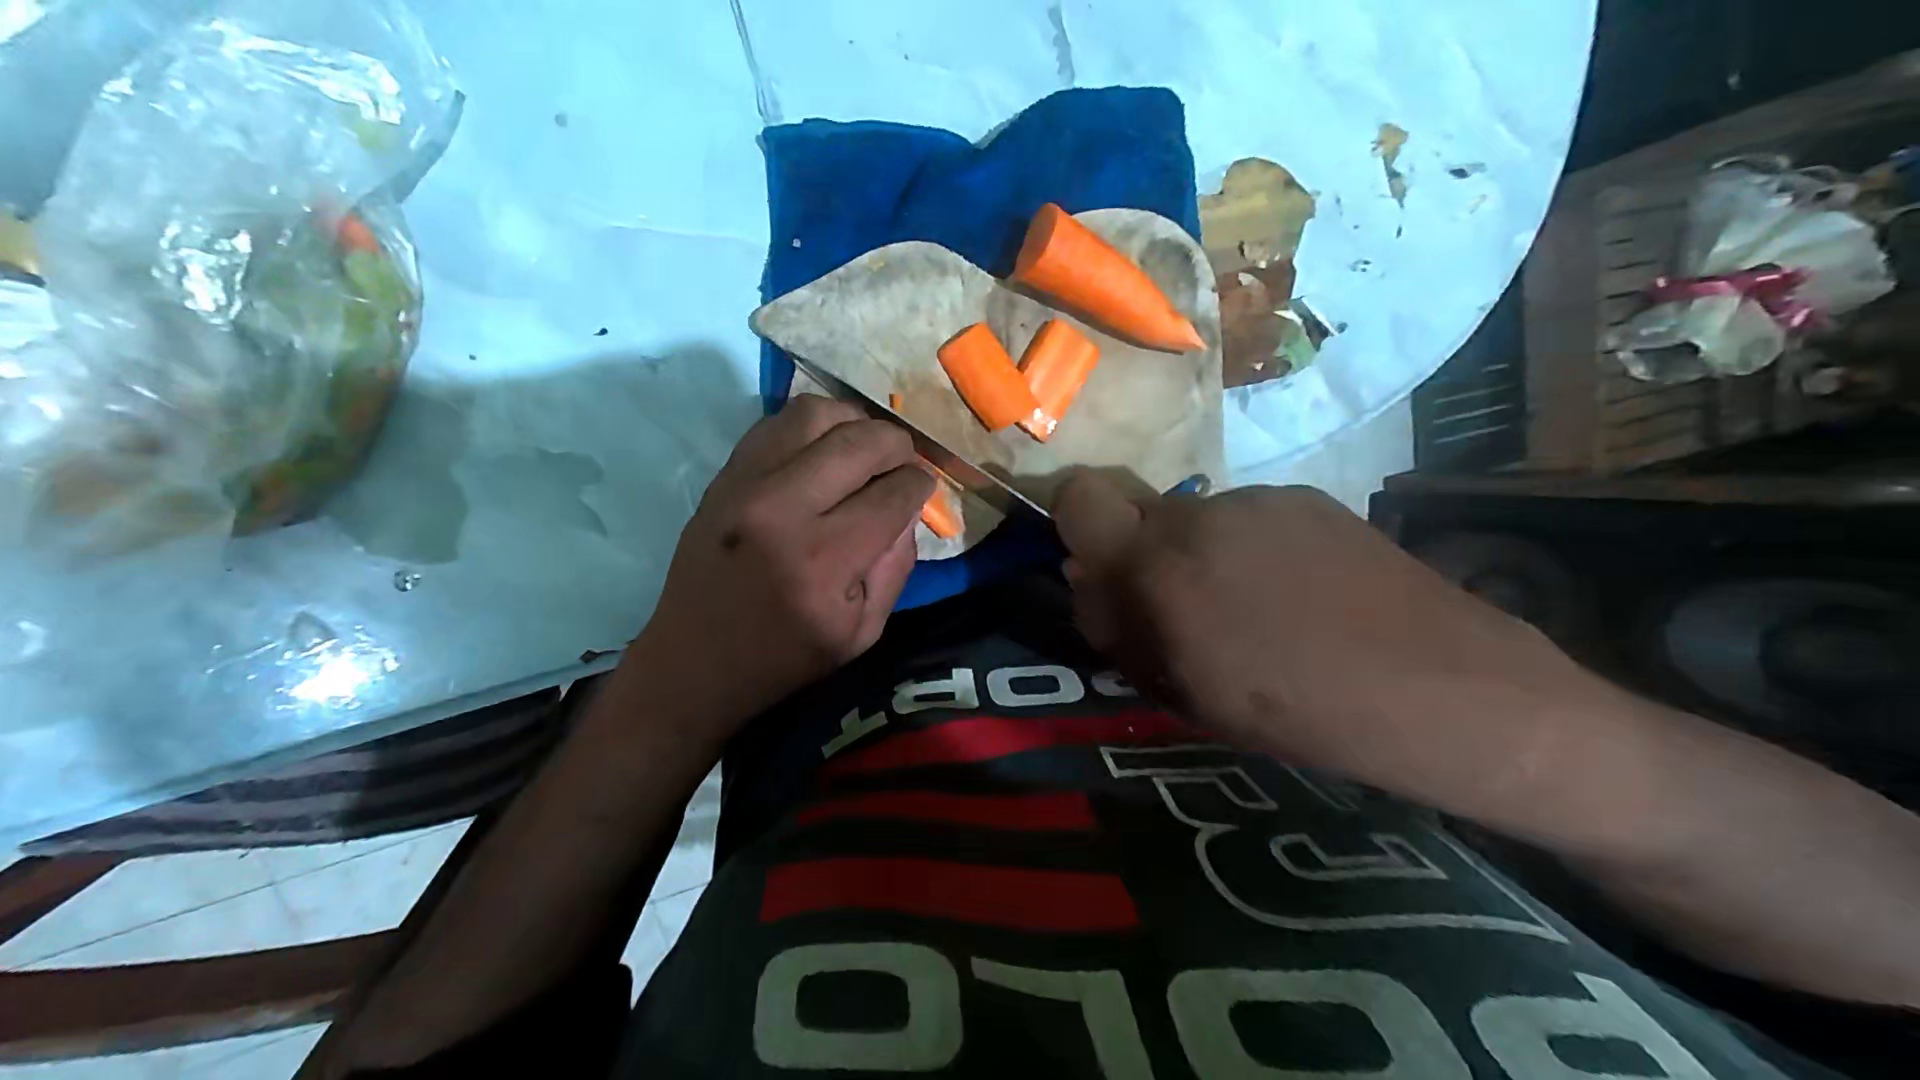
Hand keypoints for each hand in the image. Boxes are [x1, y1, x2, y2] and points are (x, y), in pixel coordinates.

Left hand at [624, 395, 932, 736]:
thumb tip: (909, 508)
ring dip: (854, 422)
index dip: (919, 484)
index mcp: (822, 561)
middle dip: (897, 445)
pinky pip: (777, 423)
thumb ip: (896, 566)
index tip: (923, 486)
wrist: (693, 659)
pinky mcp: (724, 476)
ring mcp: (745, 484)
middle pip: (859, 442)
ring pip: (815, 414)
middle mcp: (781, 509)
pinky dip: (812, 425)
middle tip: (904, 461)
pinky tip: (824, 449)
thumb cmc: (785, 656)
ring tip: (866, 447)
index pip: (892, 495)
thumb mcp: (862, 633)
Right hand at [1052, 474, 1602, 799]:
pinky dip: (1247, 548)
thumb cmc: (1298, 710)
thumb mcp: (1186, 689)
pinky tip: (1297, 595)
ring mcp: (1260, 499)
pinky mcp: (1308, 497)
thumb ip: (1120, 627)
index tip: (1100, 571)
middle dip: (1141, 554)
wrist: (1444, 688)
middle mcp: (1201, 514)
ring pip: (1193, 516)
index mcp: (1161, 564)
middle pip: (1137, 512)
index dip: (1075, 526)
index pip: (1079, 498)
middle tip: (1179, 611)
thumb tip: (1083, 580)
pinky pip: (1246, 516)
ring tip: (1251, 611)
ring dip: (1197, 554)